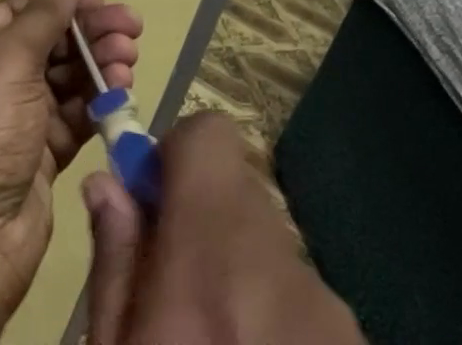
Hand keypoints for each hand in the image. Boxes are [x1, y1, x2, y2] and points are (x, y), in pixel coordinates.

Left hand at [0, 0, 142, 343]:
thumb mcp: (6, 62)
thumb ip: (40, 18)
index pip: (15, 14)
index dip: (57, 3)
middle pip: (44, 46)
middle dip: (87, 33)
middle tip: (130, 26)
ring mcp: (13, 124)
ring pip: (63, 82)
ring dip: (97, 66)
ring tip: (130, 58)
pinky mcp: (39, 158)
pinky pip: (72, 120)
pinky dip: (97, 103)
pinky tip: (122, 91)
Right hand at [83, 112, 365, 344]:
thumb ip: (116, 260)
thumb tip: (108, 182)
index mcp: (211, 254)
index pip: (208, 137)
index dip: (173, 152)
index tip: (150, 199)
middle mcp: (280, 263)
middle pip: (237, 189)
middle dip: (199, 214)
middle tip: (170, 273)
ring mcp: (326, 299)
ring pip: (268, 240)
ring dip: (235, 262)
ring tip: (211, 322)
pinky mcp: (353, 329)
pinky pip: (301, 286)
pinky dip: (272, 303)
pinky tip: (253, 344)